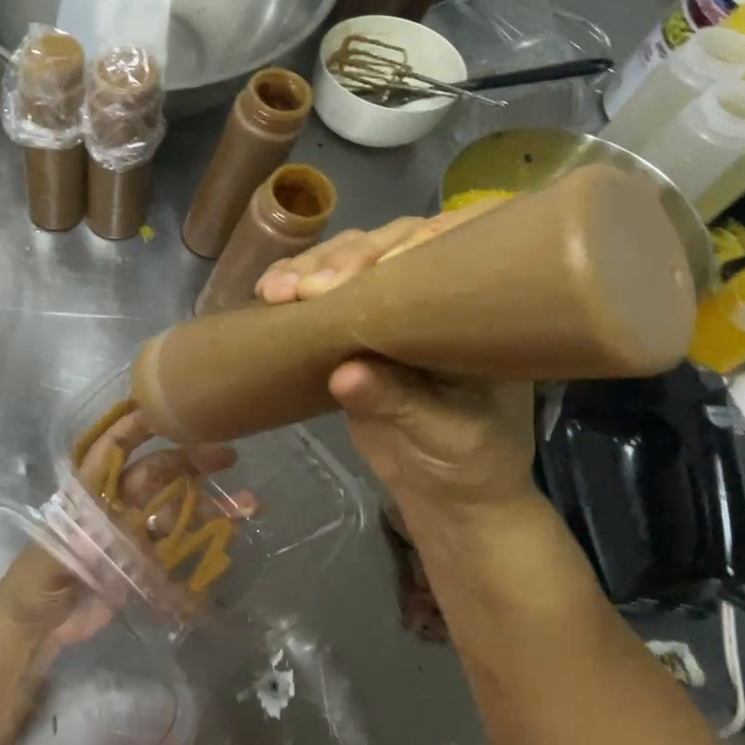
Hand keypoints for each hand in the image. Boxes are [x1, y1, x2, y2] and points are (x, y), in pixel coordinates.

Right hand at [257, 214, 537, 530]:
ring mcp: (390, 312)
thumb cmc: (469, 462)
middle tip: (303, 286)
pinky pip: (322, 299)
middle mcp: (433, 296)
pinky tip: (267, 293)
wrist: (447, 496)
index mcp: (477, 309)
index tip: (351, 276)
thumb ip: (397, 401)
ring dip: (308, 270)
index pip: (442, 253)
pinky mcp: (353, 334)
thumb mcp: (444, 434)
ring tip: (274, 290)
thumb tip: (343, 374)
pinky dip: (293, 290)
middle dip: (340, 260)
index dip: (397, 253)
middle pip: (386, 248)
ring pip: (348, 265)